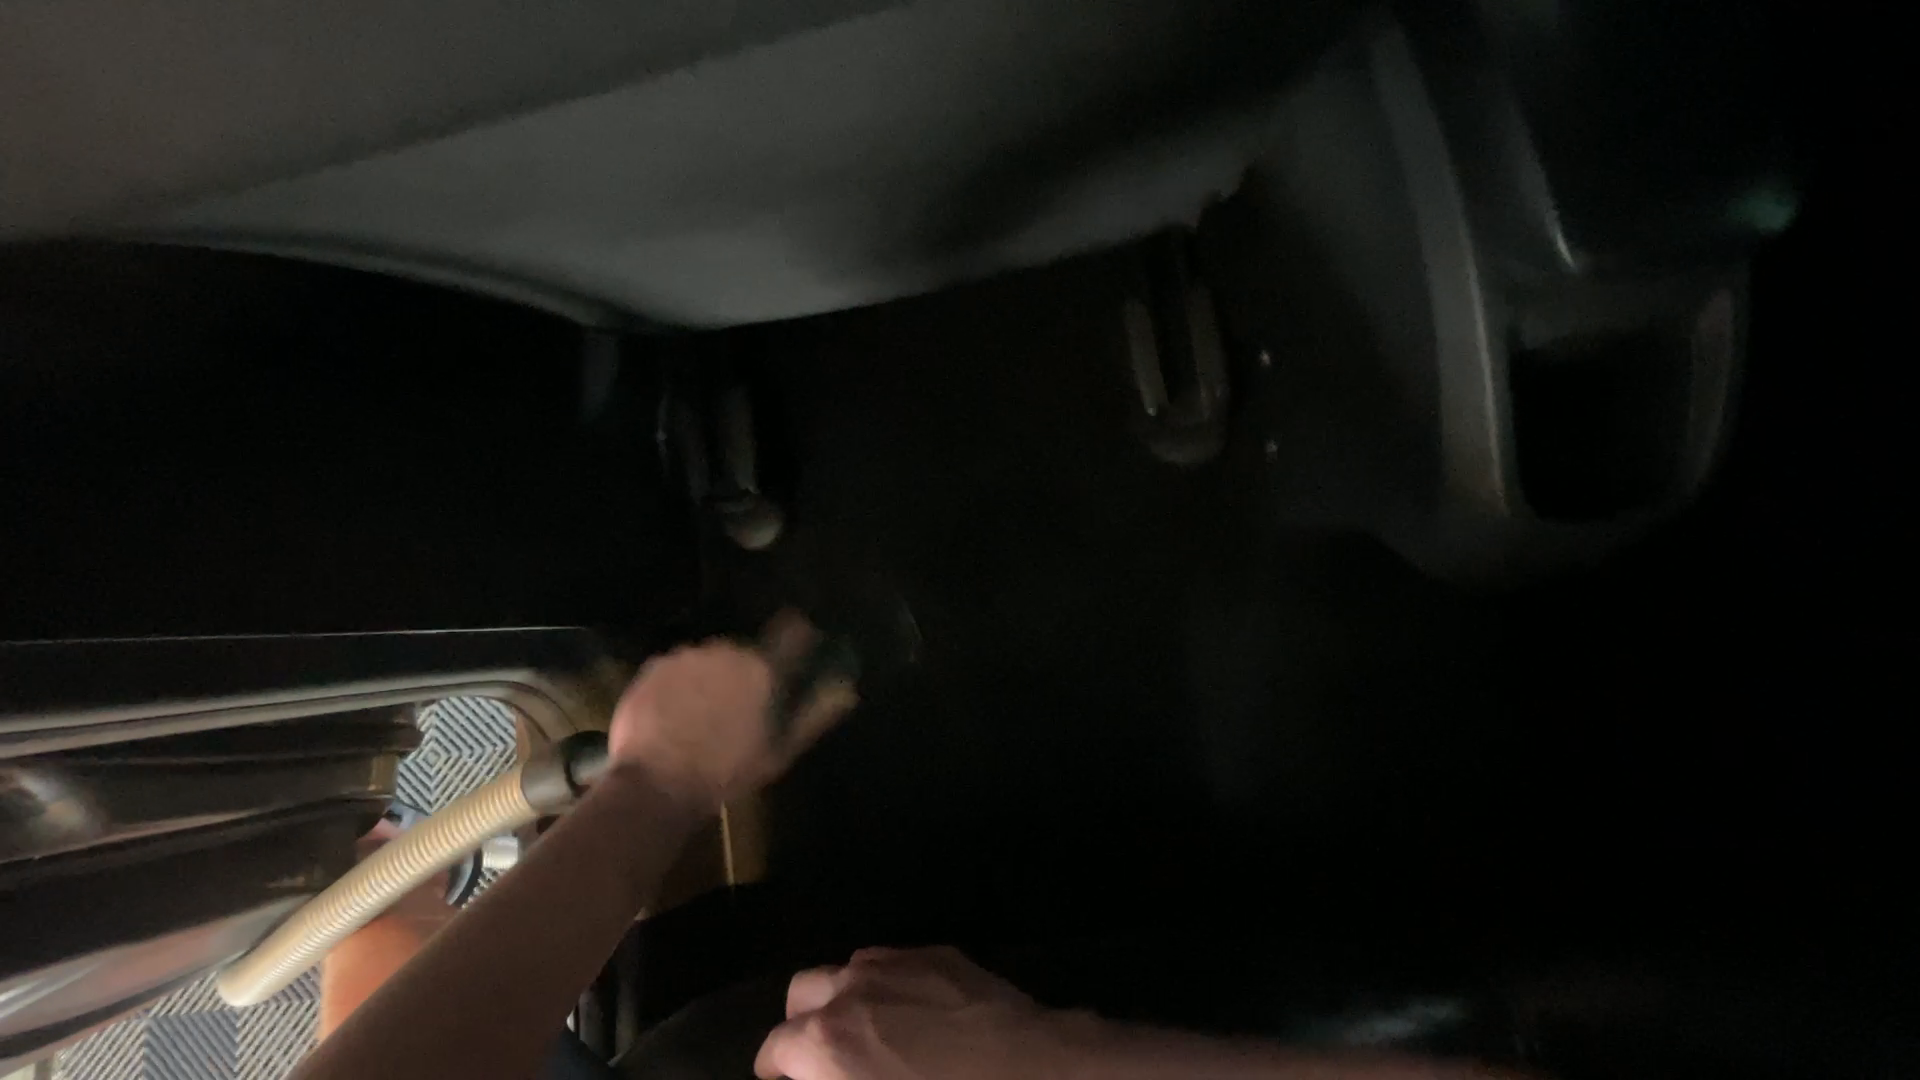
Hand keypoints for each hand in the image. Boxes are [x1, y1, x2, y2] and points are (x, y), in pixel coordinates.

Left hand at [606, 612, 857, 809]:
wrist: (654, 786)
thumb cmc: (725, 773)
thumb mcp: (779, 753)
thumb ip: (815, 715)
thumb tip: (847, 690)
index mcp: (764, 669)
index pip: (793, 632)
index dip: (799, 638)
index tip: (798, 649)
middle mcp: (728, 651)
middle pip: (746, 652)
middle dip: (746, 672)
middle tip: (739, 709)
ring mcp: (688, 655)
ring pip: (710, 660)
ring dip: (712, 677)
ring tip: (702, 715)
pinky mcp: (655, 665)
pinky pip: (678, 667)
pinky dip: (680, 683)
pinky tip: (674, 714)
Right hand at [755, 946, 1072, 1079]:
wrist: (1029, 1071)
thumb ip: (833, 1075)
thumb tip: (822, 1069)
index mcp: (825, 1041)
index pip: (774, 1049)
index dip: (775, 1070)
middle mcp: (850, 988)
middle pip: (802, 992)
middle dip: (802, 1022)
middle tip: (821, 1055)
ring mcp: (895, 962)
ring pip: (847, 968)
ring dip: (845, 997)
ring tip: (867, 1030)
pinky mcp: (936, 952)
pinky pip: (893, 961)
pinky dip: (886, 982)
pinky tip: (912, 1011)